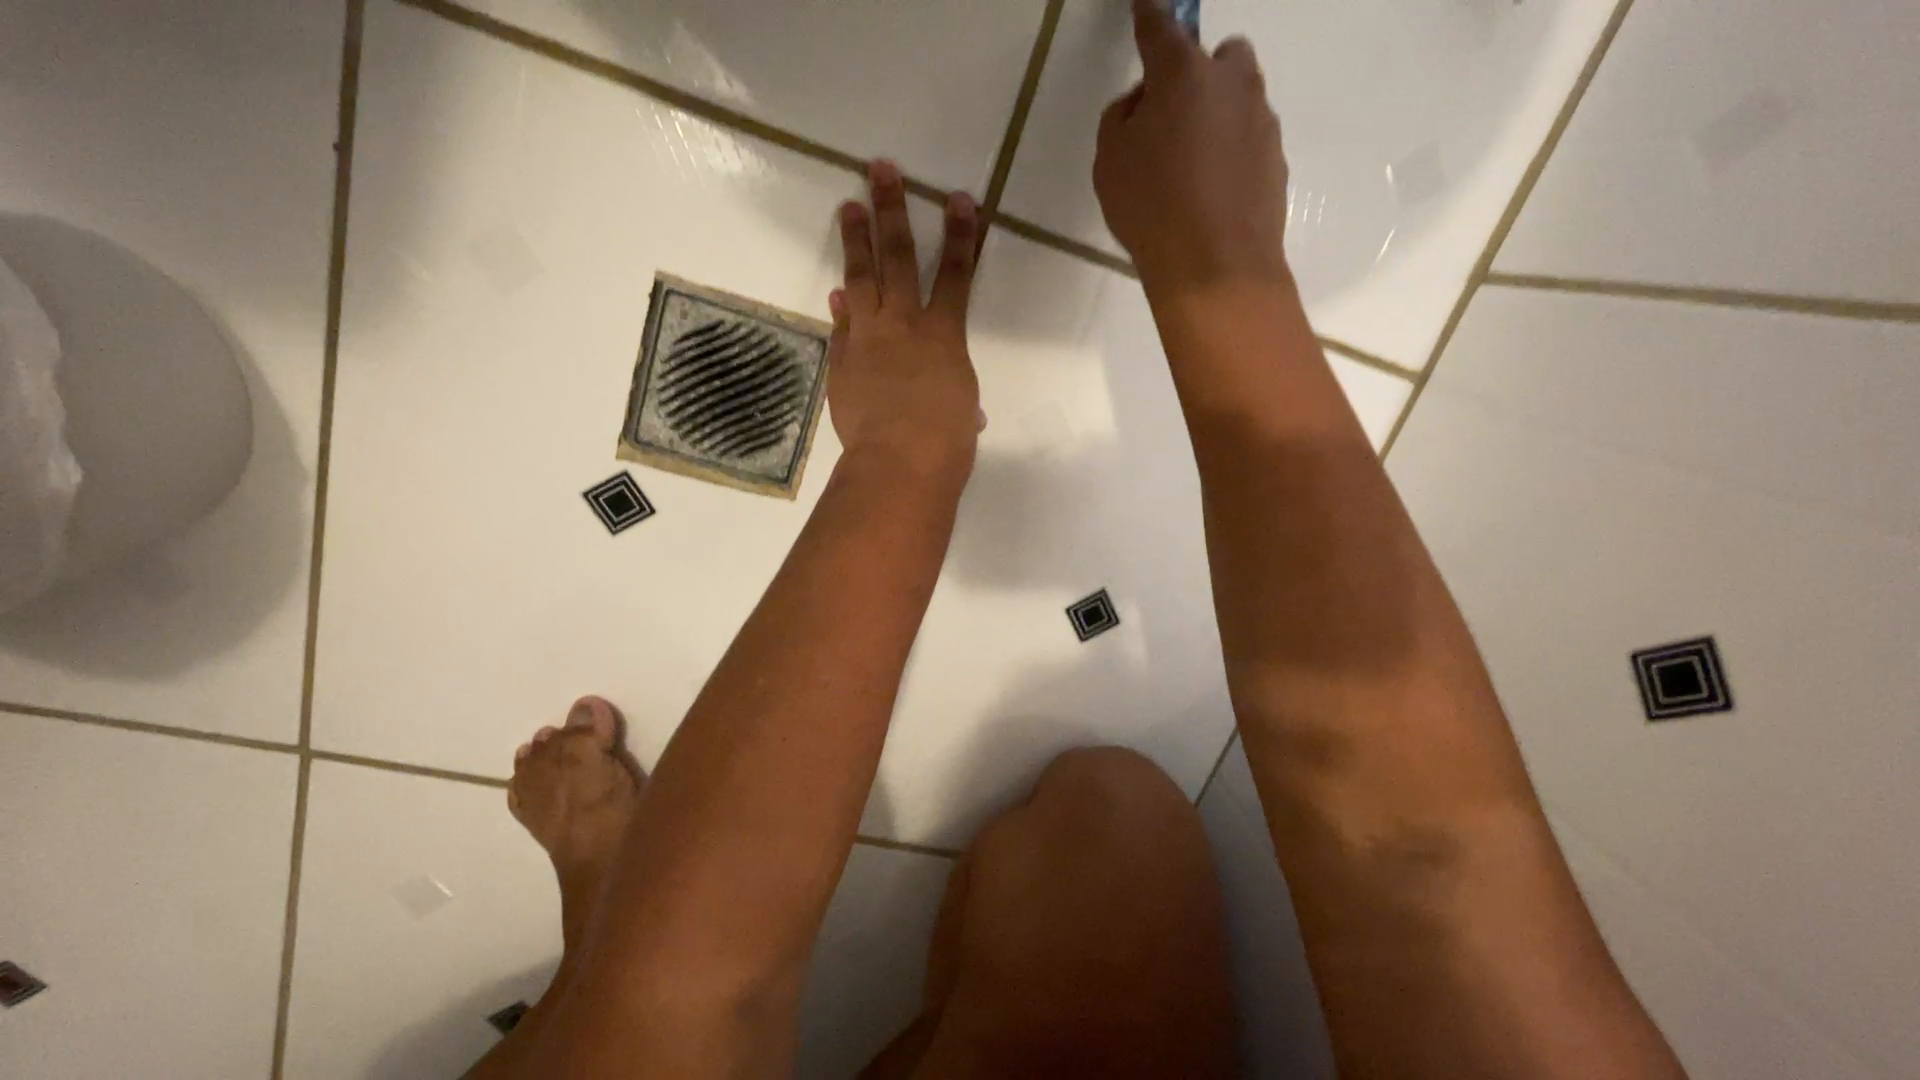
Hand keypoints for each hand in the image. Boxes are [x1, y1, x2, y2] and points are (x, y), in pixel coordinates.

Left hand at [827, 160, 981, 477]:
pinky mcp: (841, 361)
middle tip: (881, 170)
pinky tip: (835, 293)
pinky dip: (841, 310)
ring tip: (849, 207)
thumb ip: (958, 398)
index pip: (956, 274)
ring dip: (855, 242)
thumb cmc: (945, 442)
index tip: (959, 199)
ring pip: (860, 280)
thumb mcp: (961, 413)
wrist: (898, 462)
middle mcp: (904, 324)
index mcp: (944, 335)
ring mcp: (866, 339)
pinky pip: (841, 327)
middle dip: (893, 210)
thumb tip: (964, 411)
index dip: (960, 234)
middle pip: (898, 256)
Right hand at [1095, 0, 1289, 296]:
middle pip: (1223, 56)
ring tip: (1190, 167)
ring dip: (1217, 115)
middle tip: (1173, 117)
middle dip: (1201, 73)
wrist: (1216, 269)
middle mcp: (1231, 85)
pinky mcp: (1276, 160)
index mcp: (1182, 75)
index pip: (1161, 27)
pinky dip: (1231, 153)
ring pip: (1240, 99)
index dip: (1149, 14)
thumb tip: (1144, 103)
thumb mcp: (1109, 161)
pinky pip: (1249, 140)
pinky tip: (1211, 193)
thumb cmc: (1151, 210)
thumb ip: (1122, 117)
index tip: (1145, 4)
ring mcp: (1261, 122)